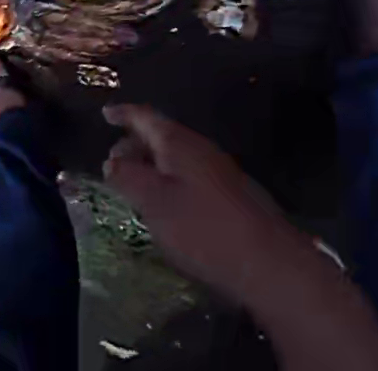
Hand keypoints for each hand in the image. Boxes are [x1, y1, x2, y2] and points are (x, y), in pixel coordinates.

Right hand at [102, 104, 296, 302]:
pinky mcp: (232, 194)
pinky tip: (169, 204)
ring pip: (177, 156)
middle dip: (134, 144)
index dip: (123, 113)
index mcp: (177, 141)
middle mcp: (199, 147)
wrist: (272, 264)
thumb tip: (111, 160)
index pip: (144, 116)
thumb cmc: (203, 227)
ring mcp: (219, 170)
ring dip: (153, 164)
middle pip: (161, 135)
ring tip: (136, 185)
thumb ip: (127, 177)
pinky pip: (191, 173)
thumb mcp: (153, 202)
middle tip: (114, 162)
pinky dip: (171, 179)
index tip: (105, 114)